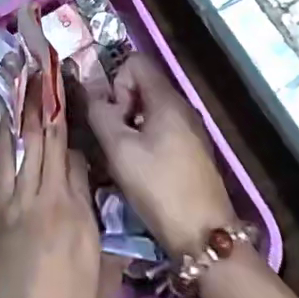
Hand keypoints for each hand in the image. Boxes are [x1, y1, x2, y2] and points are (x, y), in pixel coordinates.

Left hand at [0, 62, 122, 297]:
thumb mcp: (102, 287)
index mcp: (77, 215)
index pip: (76, 156)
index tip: (72, 93)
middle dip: (44, 98)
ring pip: (18, 144)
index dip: (74, 126)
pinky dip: (3, 141)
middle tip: (42, 61)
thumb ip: (109, 245)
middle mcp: (44, 198)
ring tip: (20, 75)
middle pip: (45, 138)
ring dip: (20, 108)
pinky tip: (4, 125)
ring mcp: (10, 203)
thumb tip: (113, 219)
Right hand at [80, 53, 236, 256]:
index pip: (135, 62)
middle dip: (122, 105)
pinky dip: (146, 138)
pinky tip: (143, 169)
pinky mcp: (193, 150)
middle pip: (143, 84)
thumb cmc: (160, 188)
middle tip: (117, 140)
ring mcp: (190, 128)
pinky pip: (162, 127)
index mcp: (167, 99)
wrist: (205, 236)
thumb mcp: (120, 150)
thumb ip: (101, 115)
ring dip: (132, 125)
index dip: (117, 82)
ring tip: (127, 157)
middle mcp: (182, 106)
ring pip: (150, 108)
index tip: (116, 117)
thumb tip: (93, 97)